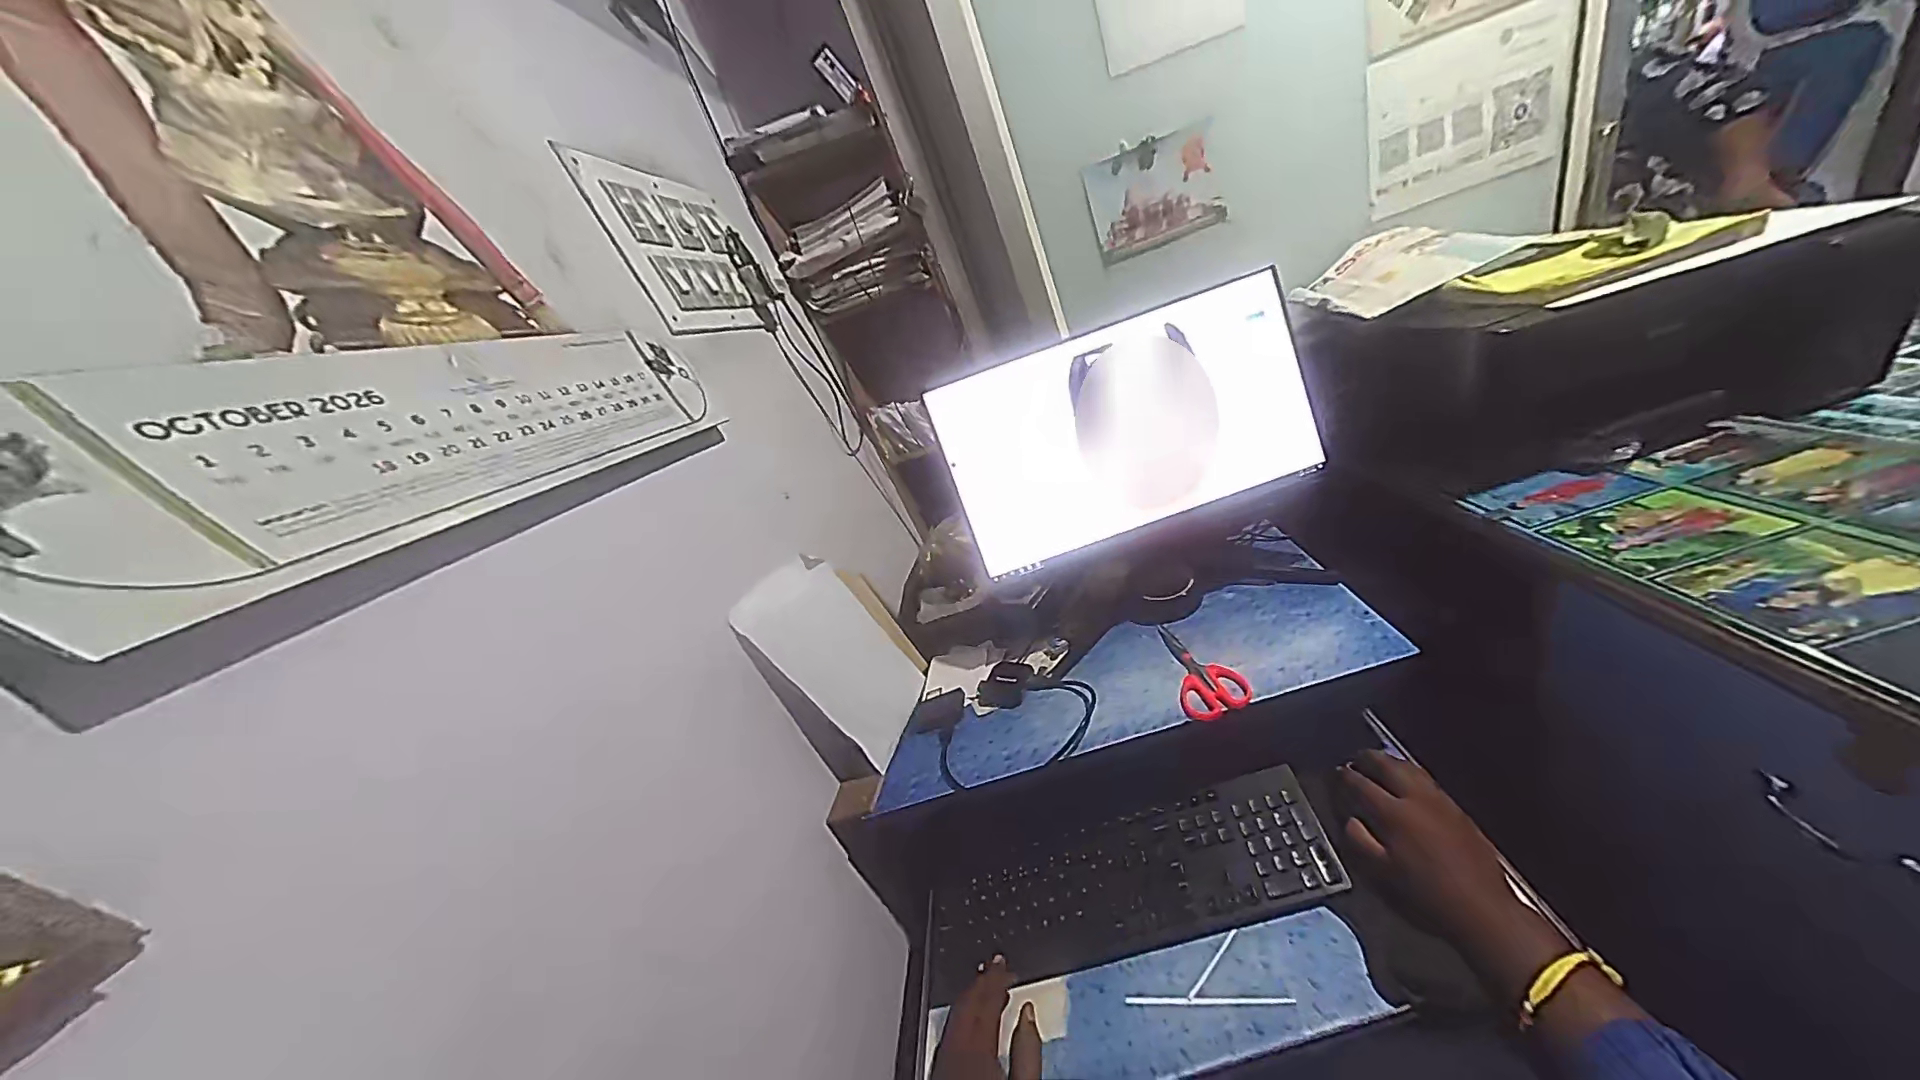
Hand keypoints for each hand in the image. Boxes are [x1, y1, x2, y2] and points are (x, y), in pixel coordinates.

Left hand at [930, 955, 1041, 1079]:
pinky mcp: (937, 1066)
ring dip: (972, 994)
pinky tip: (972, 1015)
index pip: (985, 999)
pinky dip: (963, 1013)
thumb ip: (1027, 1048)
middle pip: (967, 1002)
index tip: (1002, 961)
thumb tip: (1028, 1012)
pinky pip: (950, 1028)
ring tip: (987, 983)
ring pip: (956, 1013)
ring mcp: (942, 1057)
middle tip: (996, 964)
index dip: (995, 976)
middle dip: (982, 979)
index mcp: (977, 1046)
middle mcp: (955, 1046)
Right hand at [1338, 750, 1518, 948]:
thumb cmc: (1428, 895)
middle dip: (1367, 759)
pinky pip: (1429, 781)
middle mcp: (1417, 800)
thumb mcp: (1381, 872)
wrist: (1484, 911)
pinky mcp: (1461, 813)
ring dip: (1391, 762)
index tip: (1335, 775)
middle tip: (1355, 760)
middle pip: (1387, 765)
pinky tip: (1410, 782)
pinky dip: (1412, 774)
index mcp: (1393, 813)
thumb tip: (1350, 820)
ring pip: (1411, 769)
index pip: (1359, 783)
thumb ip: (1359, 840)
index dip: (1343, 776)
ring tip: (1380, 763)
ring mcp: (1442, 804)